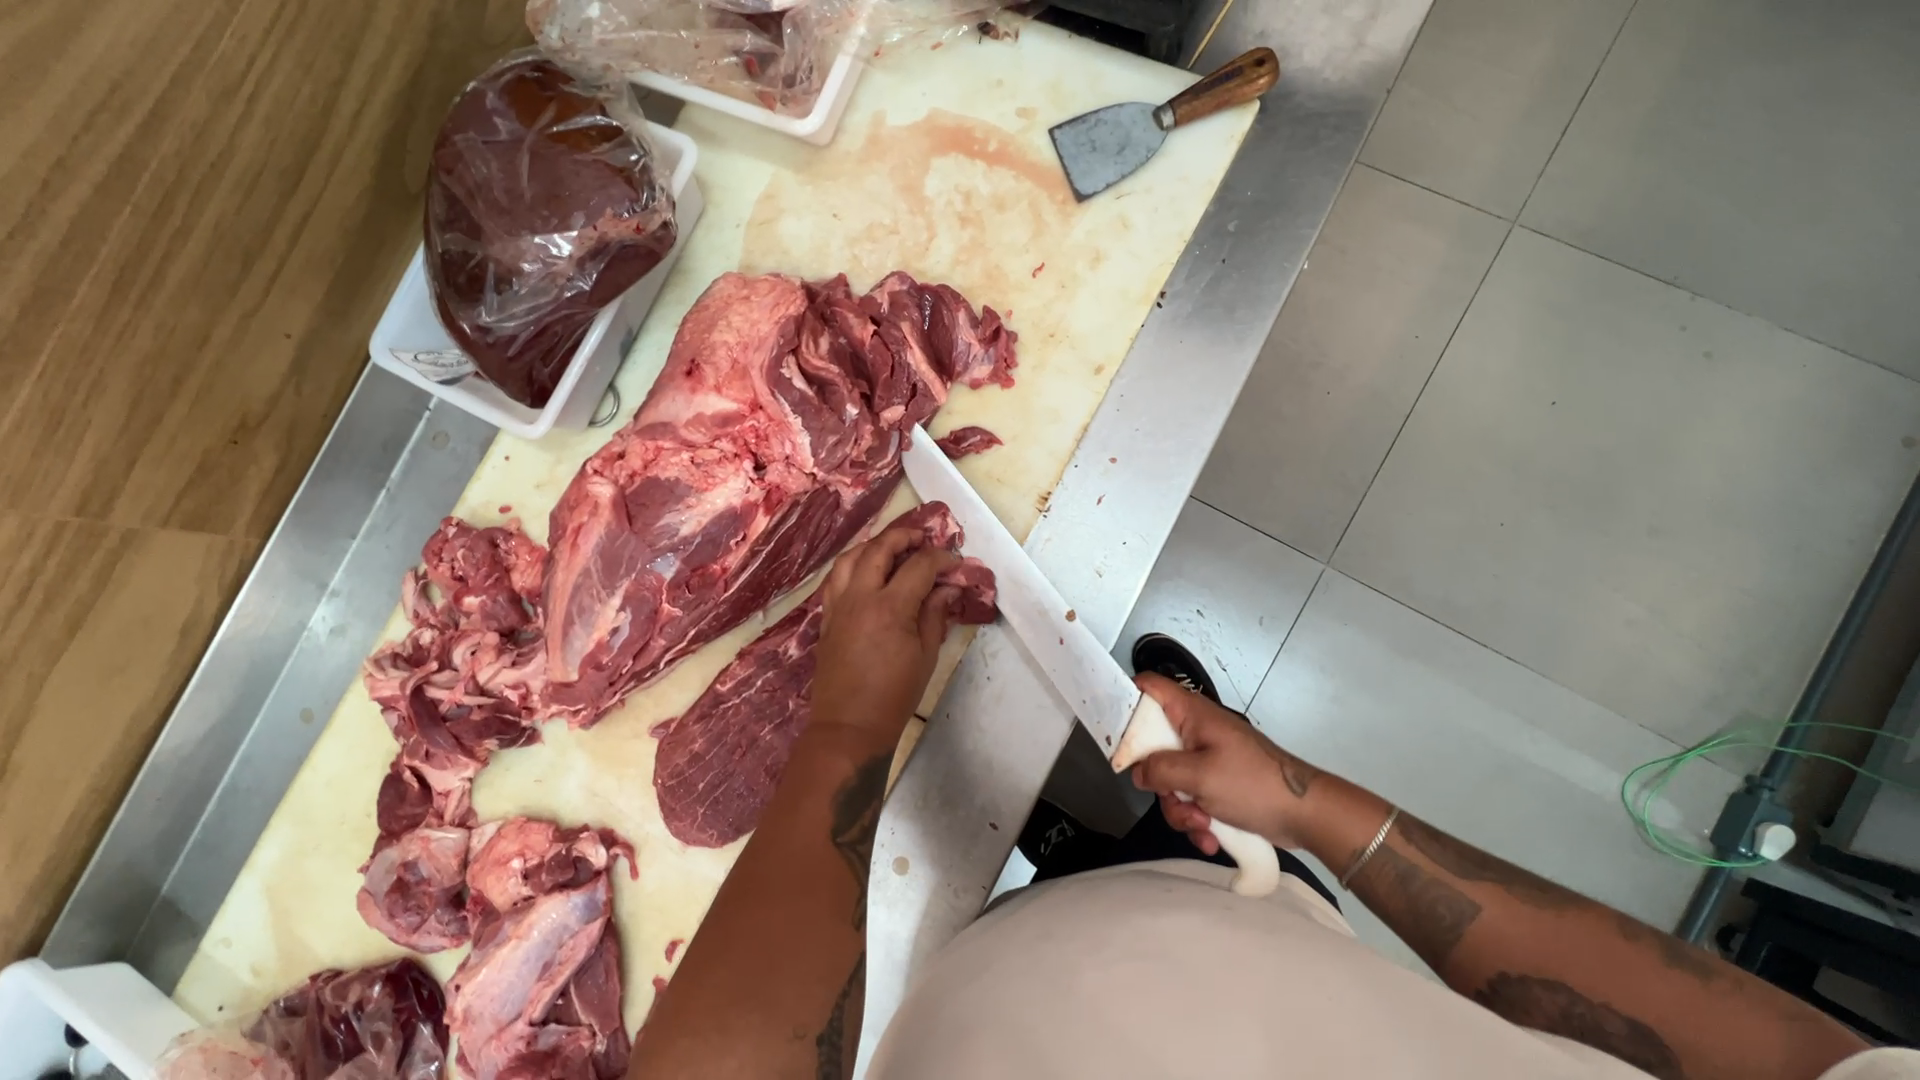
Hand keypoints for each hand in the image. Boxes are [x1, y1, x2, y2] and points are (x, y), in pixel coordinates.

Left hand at [811, 526, 960, 740]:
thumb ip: (935, 615)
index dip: (941, 558)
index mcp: (890, 607)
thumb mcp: (926, 656)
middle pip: (879, 548)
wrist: (849, 727)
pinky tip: (865, 573)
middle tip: (923, 540)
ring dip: (874, 546)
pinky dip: (852, 566)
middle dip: (904, 537)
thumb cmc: (895, 696)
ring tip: (892, 549)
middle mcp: (860, 597)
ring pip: (850, 557)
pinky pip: (836, 579)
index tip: (955, 563)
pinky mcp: (826, 618)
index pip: (919, 566)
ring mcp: (838, 606)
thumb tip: (948, 588)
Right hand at [1127, 673, 1325, 850]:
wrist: (1306, 814)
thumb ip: (1160, 770)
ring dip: (1181, 810)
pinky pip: (1192, 800)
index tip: (1115, 733)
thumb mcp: (1199, 776)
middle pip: (1153, 747)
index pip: (1150, 687)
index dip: (1128, 700)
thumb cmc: (1254, 784)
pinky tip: (1211, 837)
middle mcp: (1196, 731)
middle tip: (1174, 798)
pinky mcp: (1218, 785)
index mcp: (1192, 714)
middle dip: (1159, 782)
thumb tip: (1138, 773)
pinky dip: (1197, 820)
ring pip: (1171, 781)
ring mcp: (1207, 758)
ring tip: (1203, 826)